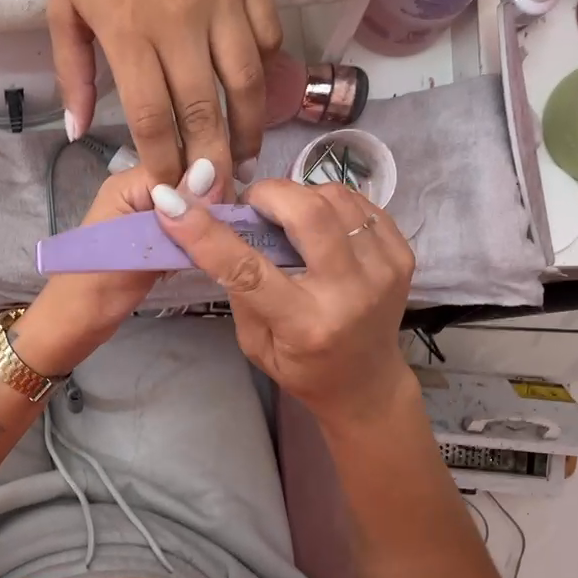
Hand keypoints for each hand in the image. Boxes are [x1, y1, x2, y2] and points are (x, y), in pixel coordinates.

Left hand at [14, 159, 216, 373]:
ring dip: (205, 223)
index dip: (209, 179)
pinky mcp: (152, 237)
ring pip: (190, 207)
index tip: (230, 204)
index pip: (181, 162)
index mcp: (128, 182)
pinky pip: (184, 227)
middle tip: (226, 228)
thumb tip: (213, 169)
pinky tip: (208, 250)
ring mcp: (145, 215)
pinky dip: (196, 239)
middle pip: (188, 183)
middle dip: (210, 203)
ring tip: (220, 240)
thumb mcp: (141, 246)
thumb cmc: (101, 285)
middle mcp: (138, 190)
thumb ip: (177, 212)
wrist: (77, 324)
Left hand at [49, 0, 280, 193]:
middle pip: (203, 112)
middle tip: (217, 196)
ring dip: (247, 129)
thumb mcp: (63, 5)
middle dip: (212, 164)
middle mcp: (180, 22)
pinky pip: (267, 38)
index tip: (172, 196)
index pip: (154, 119)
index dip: (166, 164)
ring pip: (245, 82)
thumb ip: (72, 73)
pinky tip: (253, 98)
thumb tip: (78, 132)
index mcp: (128, 32)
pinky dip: (264, 74)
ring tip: (243, 160)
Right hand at [153, 178, 415, 421]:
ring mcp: (384, 271)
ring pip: (336, 199)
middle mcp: (350, 294)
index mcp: (305, 324)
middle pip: (309, 214)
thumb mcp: (255, 342)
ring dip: (300, 196)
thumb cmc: (300, 366)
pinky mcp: (402, 255)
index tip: (174, 205)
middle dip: (269, 194)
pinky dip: (330, 202)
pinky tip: (318, 223)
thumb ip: (241, 289)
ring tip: (286, 216)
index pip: (249, 269)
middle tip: (253, 205)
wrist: (366, 382)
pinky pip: (360, 204)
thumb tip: (217, 230)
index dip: (208, 234)